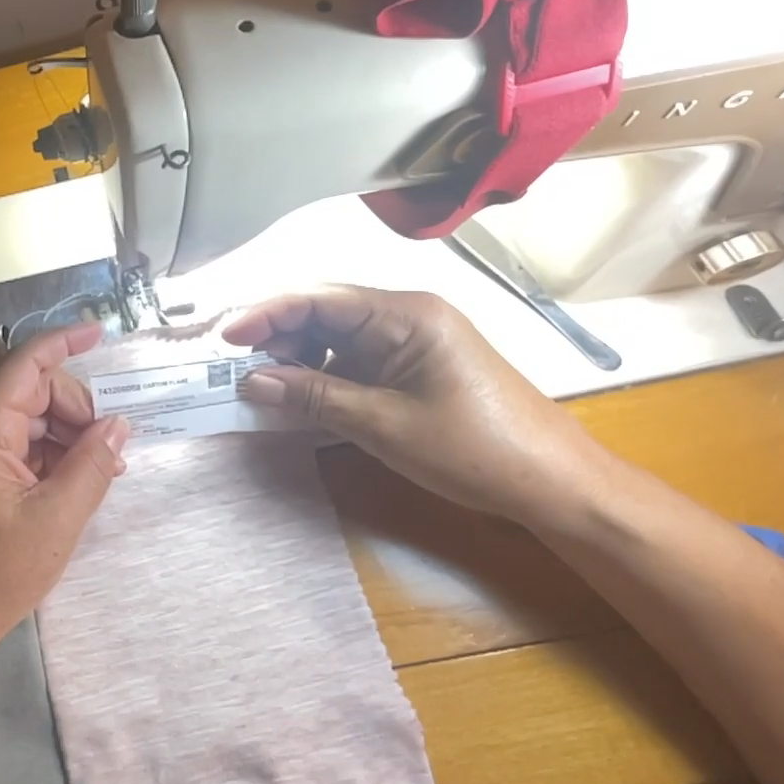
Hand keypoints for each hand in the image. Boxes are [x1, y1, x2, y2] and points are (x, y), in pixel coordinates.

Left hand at [0, 322, 129, 649]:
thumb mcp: (56, 519)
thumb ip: (91, 464)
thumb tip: (120, 422)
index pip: (25, 363)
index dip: (63, 341)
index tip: (101, 332)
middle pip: (35, 388)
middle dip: (77, 410)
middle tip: (110, 453)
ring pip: (33, 414)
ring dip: (70, 434)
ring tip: (99, 473)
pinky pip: (23, 439)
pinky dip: (54, 451)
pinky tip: (77, 480)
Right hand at [223, 285, 615, 528]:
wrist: (557, 485)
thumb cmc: (475, 448)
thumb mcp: (384, 424)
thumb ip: (313, 397)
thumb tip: (251, 381)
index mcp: (406, 313)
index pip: (320, 298)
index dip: (267, 313)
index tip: (227, 339)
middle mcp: (405, 316)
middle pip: (323, 312)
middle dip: (277, 336)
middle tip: (238, 368)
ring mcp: (409, 341)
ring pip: (334, 337)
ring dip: (296, 358)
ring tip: (263, 384)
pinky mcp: (411, 366)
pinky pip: (352, 360)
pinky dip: (321, 375)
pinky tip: (299, 396)